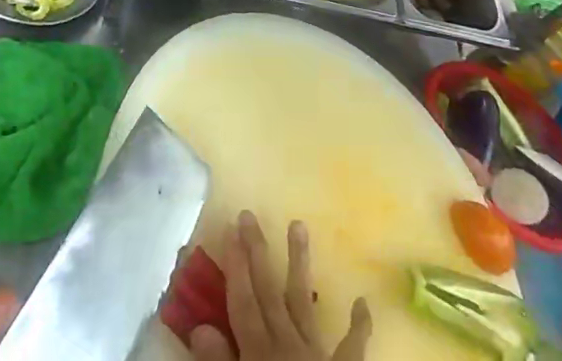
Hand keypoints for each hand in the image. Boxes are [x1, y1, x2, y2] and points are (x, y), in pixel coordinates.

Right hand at [191, 212, 371, 360]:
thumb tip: (199, 328)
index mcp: (258, 351)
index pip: (242, 301)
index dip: (235, 265)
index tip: (230, 229)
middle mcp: (286, 343)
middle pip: (268, 291)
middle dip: (257, 252)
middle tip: (250, 215)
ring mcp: (316, 353)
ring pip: (303, 301)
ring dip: (300, 263)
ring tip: (299, 225)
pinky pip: (353, 345)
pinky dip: (359, 324)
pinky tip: (362, 301)